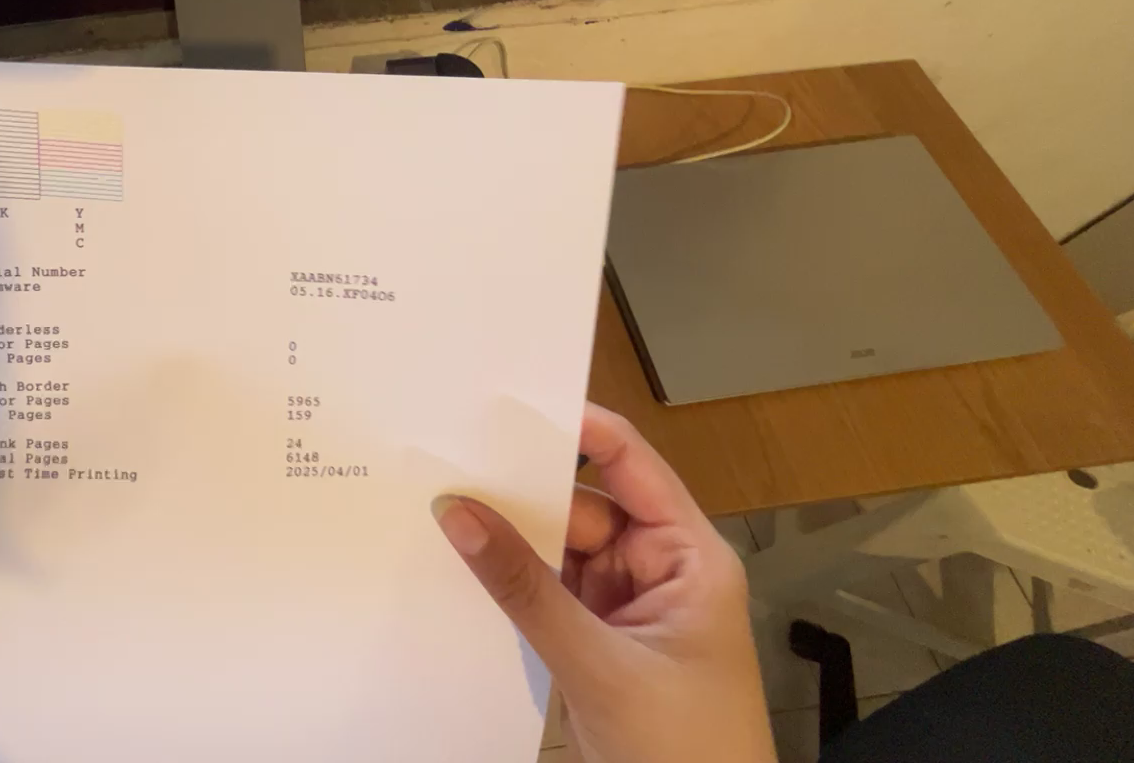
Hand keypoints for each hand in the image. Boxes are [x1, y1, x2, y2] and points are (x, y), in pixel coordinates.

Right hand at [432, 403, 773, 762]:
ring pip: (557, 544)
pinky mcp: (594, 630)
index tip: (509, 406)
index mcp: (687, 553)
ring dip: (511, 535)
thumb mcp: (599, 664)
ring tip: (445, 504)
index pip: (628, 462)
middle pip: (581, 502)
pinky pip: (545, 583)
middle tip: (454, 458)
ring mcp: (622, 598)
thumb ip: (523, 587)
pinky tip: (464, 558)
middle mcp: (656, 563)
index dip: (576, 427)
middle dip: (523, 488)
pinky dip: (510, 575)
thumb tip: (455, 513)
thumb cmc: (682, 754)